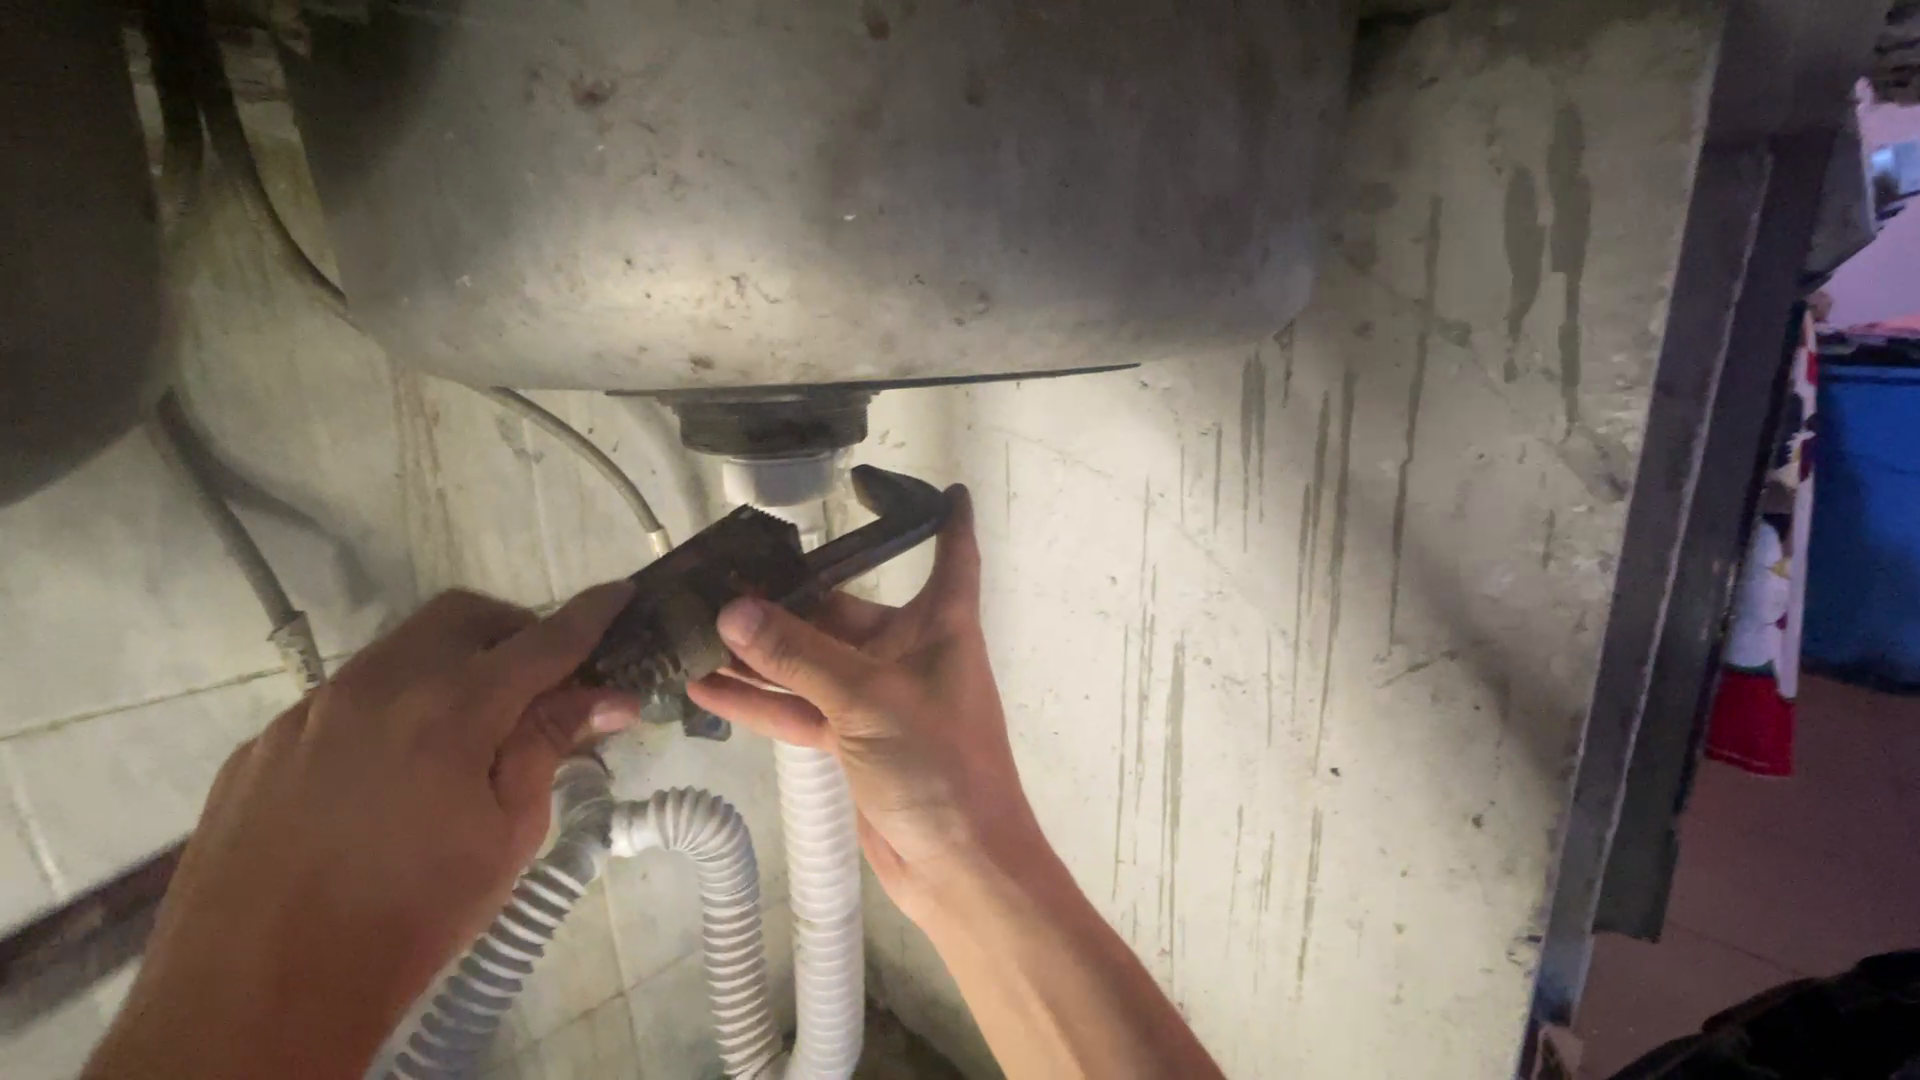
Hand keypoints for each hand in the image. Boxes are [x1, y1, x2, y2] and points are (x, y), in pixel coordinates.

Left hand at [85, 585, 639, 1079]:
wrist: (254, 1001)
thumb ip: (551, 744)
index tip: (623, 593)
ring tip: (469, 732)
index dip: (592, 613)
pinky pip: (346, 697)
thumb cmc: (414, 916)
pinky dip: (395, 707)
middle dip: (514, 629)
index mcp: (451, 708)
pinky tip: (395, 773)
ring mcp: (310, 710)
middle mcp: (377, 686)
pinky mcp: (265, 743)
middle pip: (463, 616)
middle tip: (541, 680)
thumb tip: (612, 696)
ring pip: (400, 650)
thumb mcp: (509, 832)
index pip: (543, 640)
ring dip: (453, 665)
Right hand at [686, 488, 1043, 918]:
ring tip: (696, 628)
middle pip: (845, 610)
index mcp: (939, 624)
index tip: (943, 485)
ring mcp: (877, 699)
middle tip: (719, 579)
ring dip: (761, 652)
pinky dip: (759, 700)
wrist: (959, 865)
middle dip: (788, 599)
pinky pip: (800, 709)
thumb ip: (799, 655)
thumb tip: (732, 610)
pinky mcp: (853, 741)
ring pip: (811, 662)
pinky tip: (705, 688)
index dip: (946, 517)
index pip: (950, 553)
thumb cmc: (938, 762)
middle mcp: (908, 652)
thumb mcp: (867, 698)